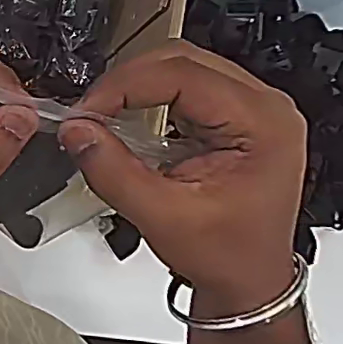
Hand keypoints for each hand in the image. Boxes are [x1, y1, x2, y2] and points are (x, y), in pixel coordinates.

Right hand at [59, 41, 304, 314]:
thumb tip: (78, 132)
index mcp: (262, 124)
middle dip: (127, 81)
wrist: (248, 282)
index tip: (89, 109)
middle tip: (90, 112)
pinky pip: (185, 89)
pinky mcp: (234, 119)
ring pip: (181, 69)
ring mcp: (252, 110)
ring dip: (137, 88)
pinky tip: (129, 121)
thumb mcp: (163, 217)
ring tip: (104, 116)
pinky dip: (150, 99)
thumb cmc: (227, 257)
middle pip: (182, 61)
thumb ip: (114, 171)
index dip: (125, 85)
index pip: (183, 75)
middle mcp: (264, 108)